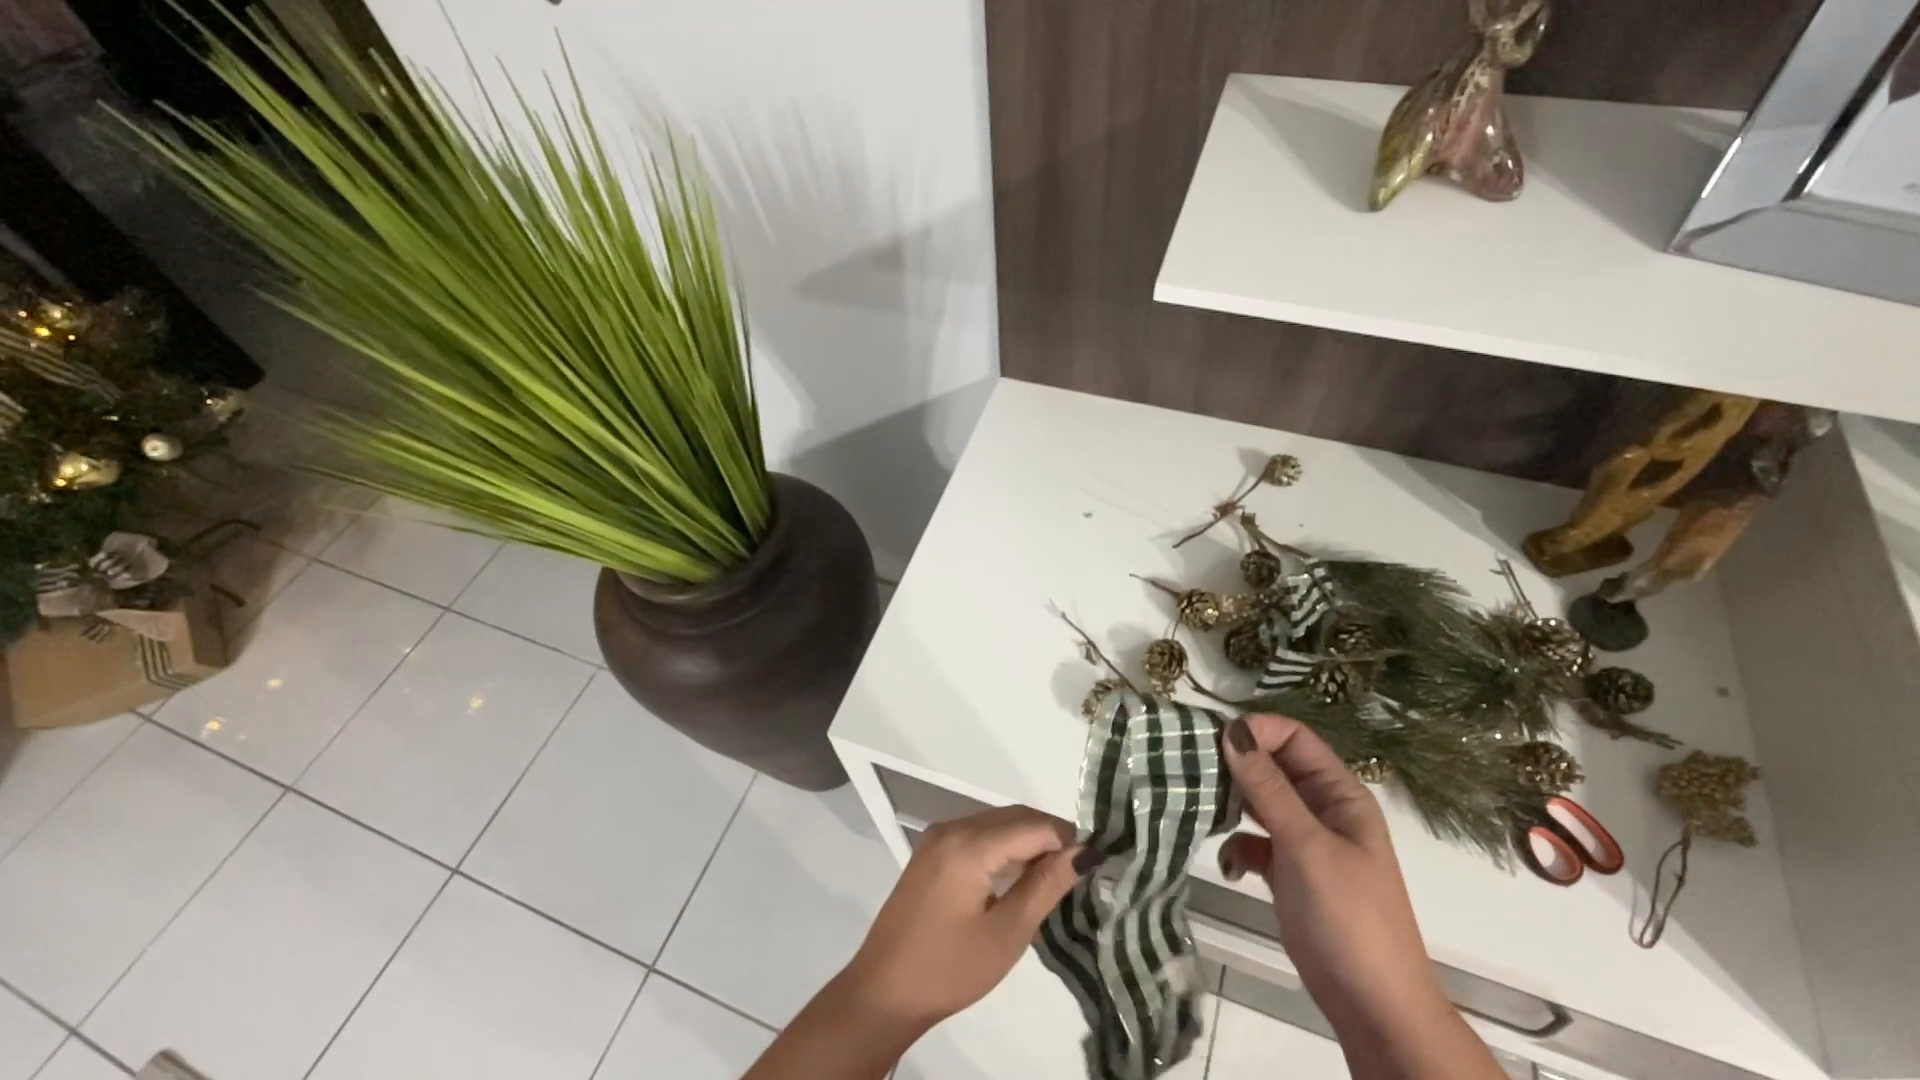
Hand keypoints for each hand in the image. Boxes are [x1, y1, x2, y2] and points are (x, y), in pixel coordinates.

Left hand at [842, 804, 1084, 1030]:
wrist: (885, 992)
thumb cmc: (950, 968)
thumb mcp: (1008, 932)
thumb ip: (1046, 884)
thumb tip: (1084, 851)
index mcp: (969, 844)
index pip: (1035, 825)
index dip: (1070, 841)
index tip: (1096, 867)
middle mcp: (952, 827)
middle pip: (1016, 817)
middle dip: (1051, 838)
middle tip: (1080, 874)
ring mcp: (937, 837)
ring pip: (998, 823)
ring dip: (1029, 842)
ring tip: (1055, 878)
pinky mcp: (931, 852)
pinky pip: (979, 835)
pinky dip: (1004, 847)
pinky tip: (1019, 876)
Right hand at [1217, 714, 1453, 1038]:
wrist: (1371, 1004)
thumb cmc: (1347, 916)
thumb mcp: (1306, 846)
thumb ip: (1268, 789)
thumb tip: (1232, 731)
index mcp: (1340, 794)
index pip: (1294, 738)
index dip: (1256, 731)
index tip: (1209, 740)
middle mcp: (1322, 810)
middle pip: (1273, 767)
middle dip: (1234, 765)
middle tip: (1190, 770)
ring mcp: (1304, 843)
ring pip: (1259, 803)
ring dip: (1229, 804)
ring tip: (1194, 807)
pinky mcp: (1288, 874)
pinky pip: (1253, 843)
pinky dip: (1236, 849)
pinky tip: (1228, 869)